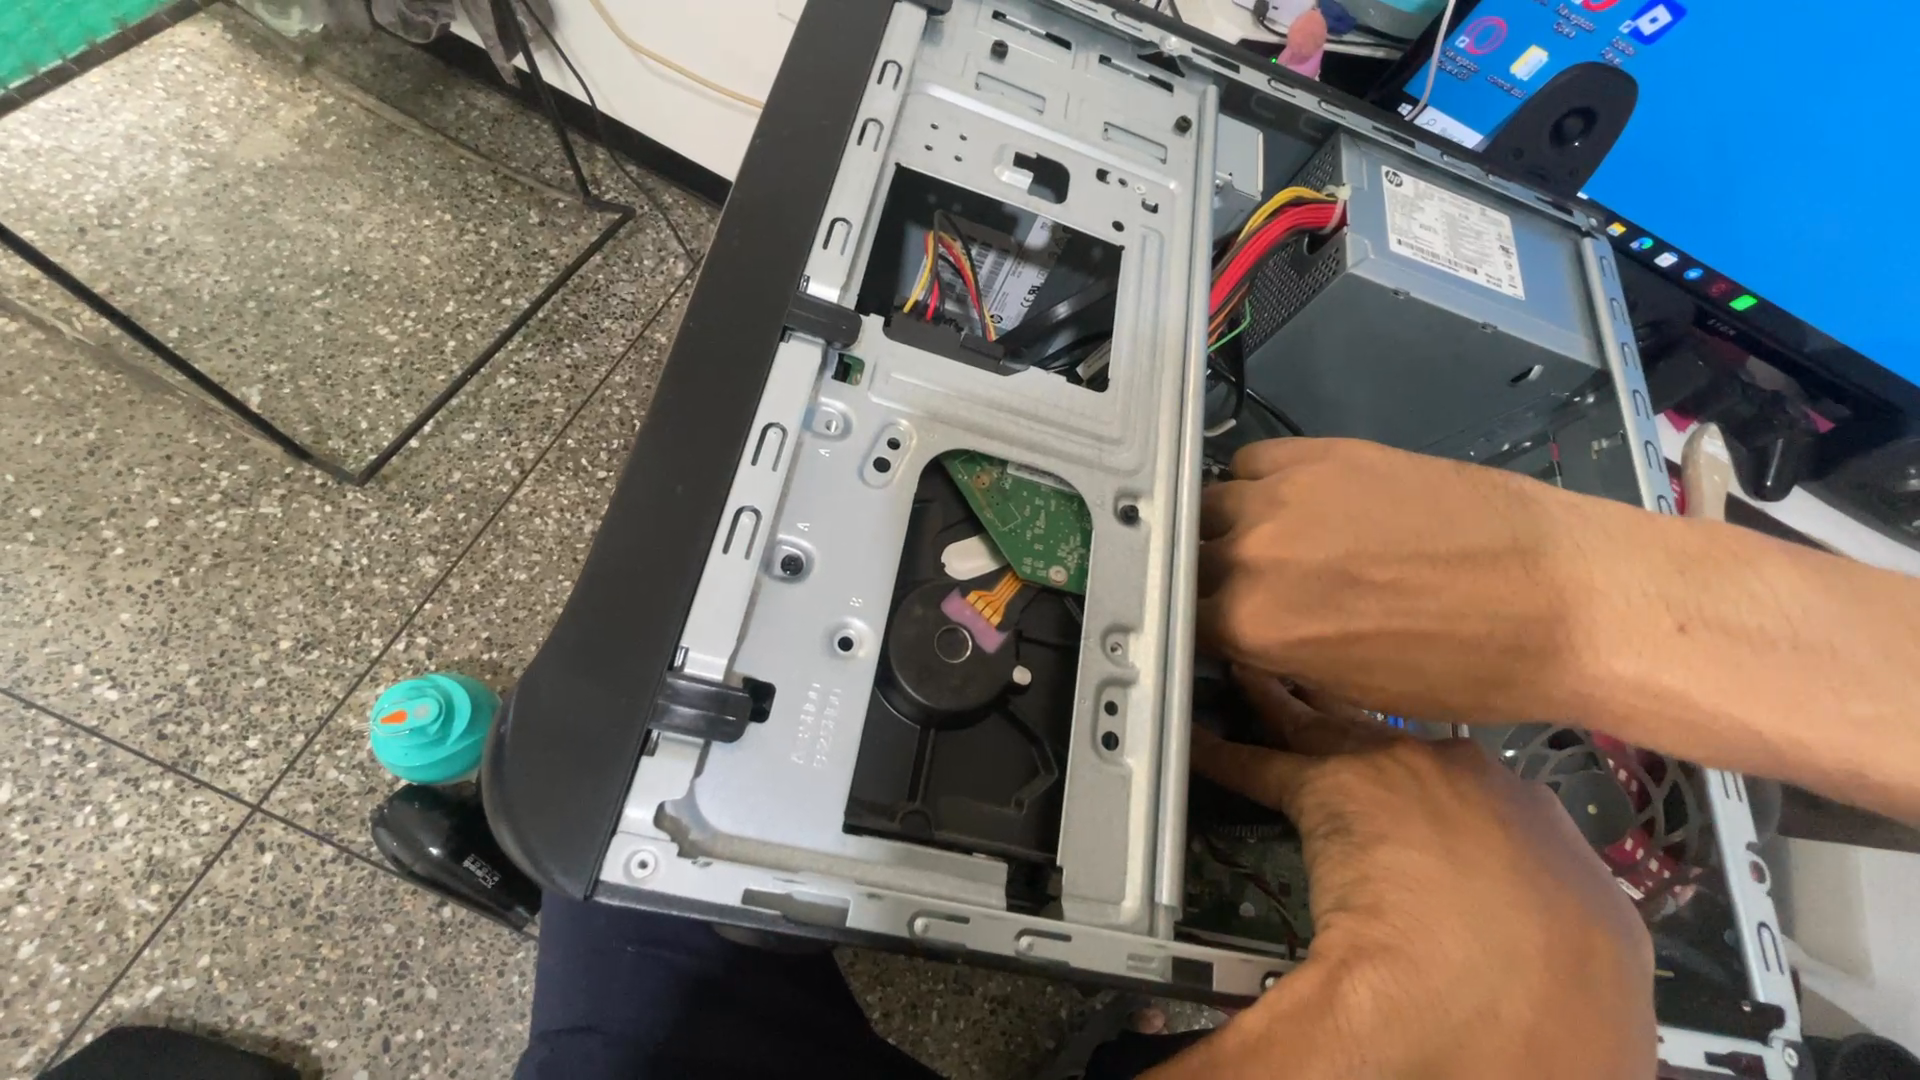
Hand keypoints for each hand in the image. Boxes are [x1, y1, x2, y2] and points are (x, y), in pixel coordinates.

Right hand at [1151, 671, 1654, 1079]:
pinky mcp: (1560, 842)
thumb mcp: (1322, 1031)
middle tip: (1249, 683)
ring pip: (1405, 752)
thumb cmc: (1460, 1046)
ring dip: (1353, 744)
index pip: (1261, 762)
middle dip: (1282, 714)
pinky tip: (1417, 798)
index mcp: (1361, 796)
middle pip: (1333, 732)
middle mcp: (1434, 776)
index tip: (1195, 739)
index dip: (1220, 754)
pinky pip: (1473, 788)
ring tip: (1317, 728)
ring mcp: (1507, 801)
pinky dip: (1426, 784)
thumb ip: (1223, 1047)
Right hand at [1197, 437, 1625, 723]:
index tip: (1206, 628)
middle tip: (1235, 588)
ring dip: (1220, 528)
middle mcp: (1250, 553)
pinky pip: (1250, 463)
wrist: (1565, 596)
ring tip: (1259, 541)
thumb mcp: (1347, 687)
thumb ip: (1271, 651)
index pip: (1182, 620)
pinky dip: (1255, 486)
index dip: (1192, 628)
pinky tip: (1288, 502)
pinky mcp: (1320, 453)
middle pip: (1186, 559)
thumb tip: (1238, 631)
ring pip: (1209, 506)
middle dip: (1202, 578)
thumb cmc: (1466, 667)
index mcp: (1252, 624)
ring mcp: (1282, 494)